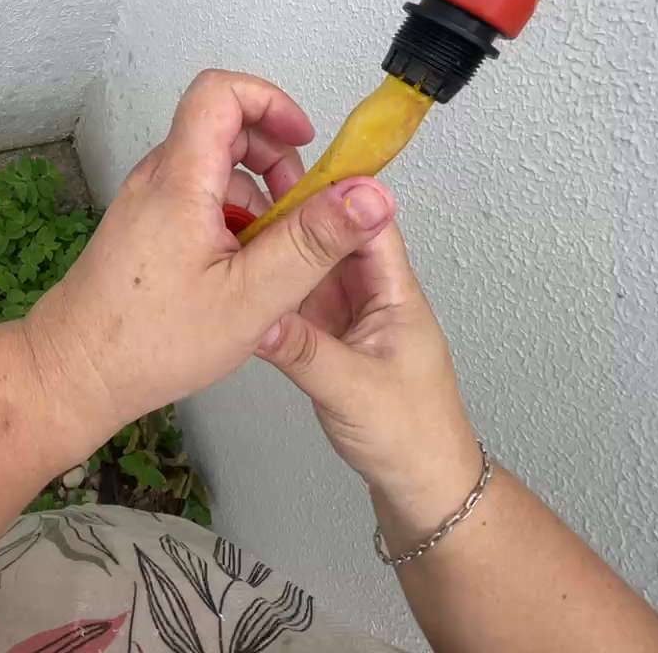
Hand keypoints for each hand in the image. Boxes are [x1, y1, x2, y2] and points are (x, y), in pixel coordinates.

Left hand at [24, 70, 397, 438]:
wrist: (76, 369)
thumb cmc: (149, 341)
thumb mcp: (251, 296)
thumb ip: (311, 241)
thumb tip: (366, 195)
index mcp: (180, 179)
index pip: (219, 92)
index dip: (269, 101)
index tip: (303, 138)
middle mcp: (158, 177)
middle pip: (224, 126)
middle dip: (274, 156)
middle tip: (301, 208)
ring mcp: (149, 199)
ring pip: (214, 165)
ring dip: (257, 192)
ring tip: (275, 250)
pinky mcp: (147, 222)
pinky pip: (198, 195)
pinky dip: (232, 215)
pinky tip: (243, 265)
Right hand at [253, 221, 482, 534]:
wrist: (421, 486)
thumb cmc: (413, 438)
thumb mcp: (355, 391)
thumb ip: (305, 353)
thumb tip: (259, 317)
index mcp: (394, 294)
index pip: (368, 225)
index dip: (336, 195)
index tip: (293, 172)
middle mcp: (369, 295)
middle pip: (332, 237)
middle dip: (295, 214)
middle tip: (247, 192)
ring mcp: (345, 314)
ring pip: (309, 265)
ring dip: (281, 249)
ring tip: (237, 228)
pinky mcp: (326, 334)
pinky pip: (295, 297)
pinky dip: (272, 285)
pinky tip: (245, 278)